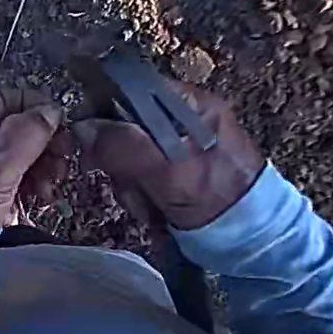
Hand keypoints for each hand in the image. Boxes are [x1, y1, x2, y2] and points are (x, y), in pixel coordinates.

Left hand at [0, 87, 74, 226]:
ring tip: (52, 185)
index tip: (60, 123)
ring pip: (19, 151)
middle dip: (44, 143)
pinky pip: (14, 173)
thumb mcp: (3, 161)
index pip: (5, 97)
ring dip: (43, 165)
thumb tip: (52, 109)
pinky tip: (42, 196)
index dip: (35, 106)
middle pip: (16, 126)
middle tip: (64, 159)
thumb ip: (31, 130)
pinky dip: (31, 181)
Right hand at [71, 82, 264, 229]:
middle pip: (124, 123)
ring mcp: (176, 147)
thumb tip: (82, 128)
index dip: (107, 109)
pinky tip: (152, 209)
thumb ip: (124, 146)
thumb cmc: (217, 199)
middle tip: (128, 183)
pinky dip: (138, 194)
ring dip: (128, 182)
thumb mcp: (169, 170)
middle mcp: (182, 118)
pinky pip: (137, 174)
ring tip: (148, 204)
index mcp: (190, 103)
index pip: (133, 88)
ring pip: (126, 152)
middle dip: (120, 158)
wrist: (249, 245)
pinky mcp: (171, 172)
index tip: (92, 138)